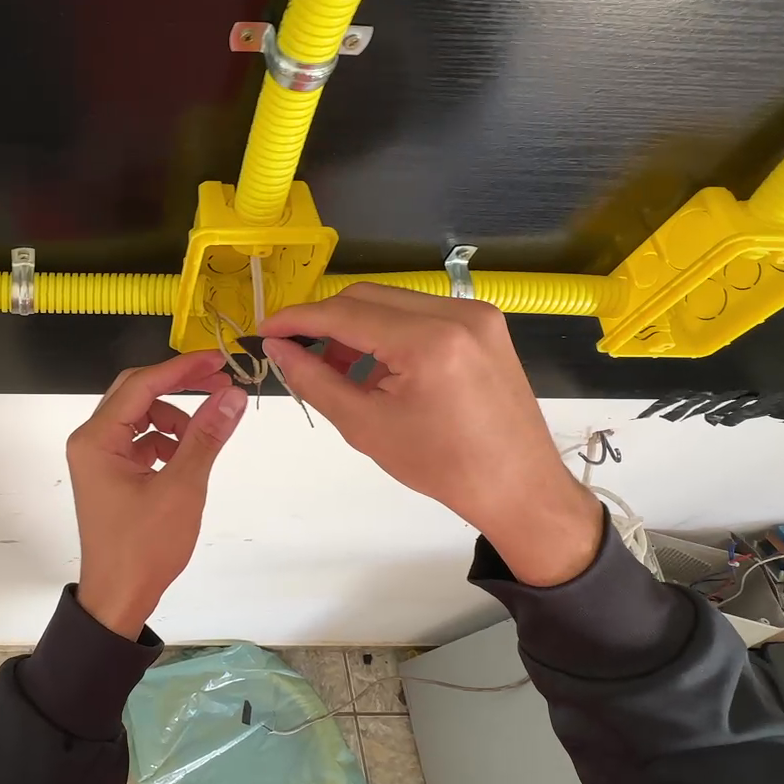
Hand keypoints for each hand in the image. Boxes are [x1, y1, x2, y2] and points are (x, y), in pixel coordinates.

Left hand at [65, 350, 248, 636]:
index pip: (141, 385)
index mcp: (96, 439)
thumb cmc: (144, 547)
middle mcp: (91, 440)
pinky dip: (165, 442)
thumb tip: (233, 395)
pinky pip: (140, 440)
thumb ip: (205, 436)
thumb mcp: (181, 488)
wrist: (119, 598)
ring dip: (174, 419)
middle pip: (136, 394)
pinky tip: (185, 459)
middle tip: (220, 383)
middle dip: (178, 386)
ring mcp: (98, 457)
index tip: (219, 361)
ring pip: (140, 417)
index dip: (182, 368)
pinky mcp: (110, 473)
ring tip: (203, 438)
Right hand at [259, 284, 600, 586]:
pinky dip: (385, 330)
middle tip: (292, 349)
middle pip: (365, 297)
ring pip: (389, 301)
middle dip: (323, 320)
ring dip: (353, 325)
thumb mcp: (364, 426)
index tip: (264, 330)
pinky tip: (372, 365)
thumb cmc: (440, 466)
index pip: (343, 313)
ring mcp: (475, 314)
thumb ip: (314, 379)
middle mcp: (455, 313)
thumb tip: (276, 348)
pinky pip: (417, 312)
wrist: (519, 487)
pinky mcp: (483, 323)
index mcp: (428, 342)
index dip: (296, 319)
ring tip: (332, 365)